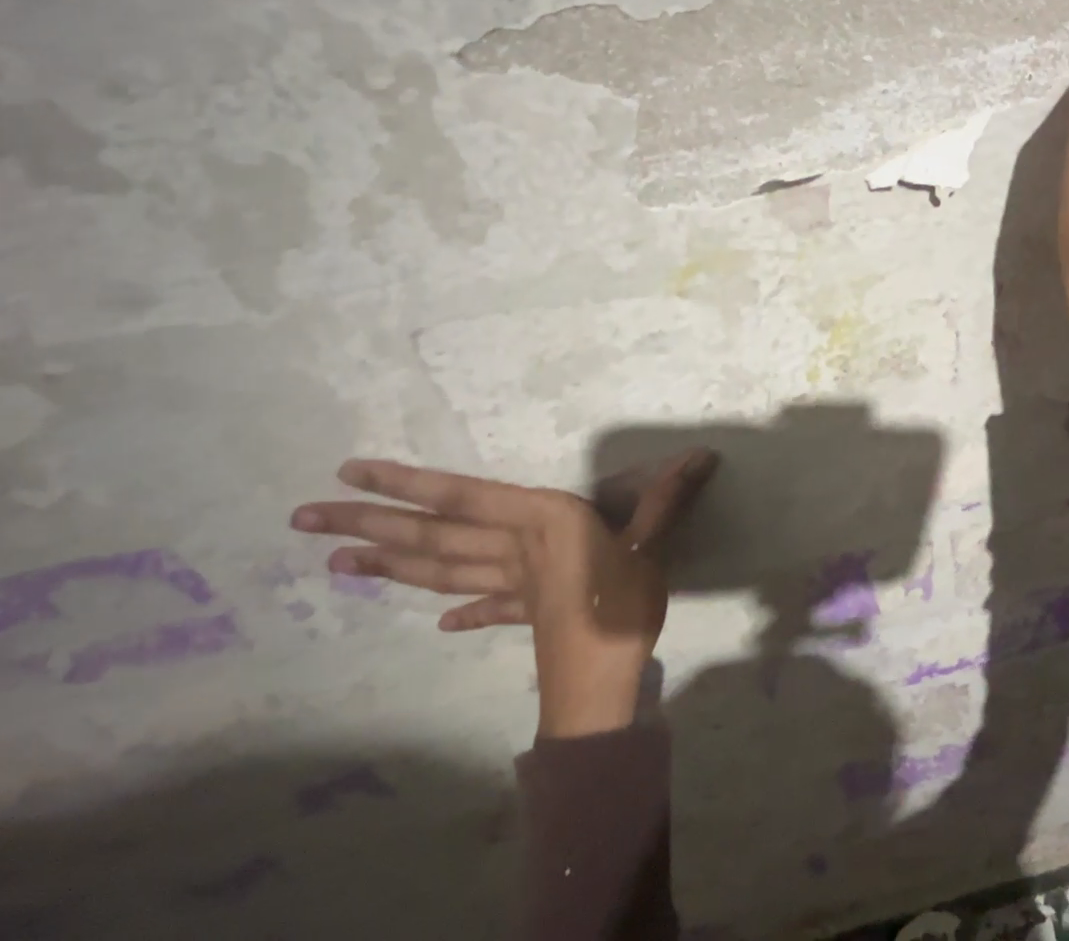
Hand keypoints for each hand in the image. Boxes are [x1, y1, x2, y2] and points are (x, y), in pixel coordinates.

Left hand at [290, 448, 717, 737]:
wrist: (604, 679)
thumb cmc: (621, 602)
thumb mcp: (648, 544)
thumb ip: (664, 498)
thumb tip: (701, 453)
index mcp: (537, 523)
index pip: (462, 497)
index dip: (406, 483)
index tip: (348, 473)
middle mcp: (512, 550)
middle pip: (433, 535)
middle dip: (368, 525)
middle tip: (302, 518)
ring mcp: (513, 586)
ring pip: (444, 569)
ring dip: (391, 565)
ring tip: (337, 563)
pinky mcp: (526, 615)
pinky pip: (487, 607)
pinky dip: (464, 610)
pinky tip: (440, 622)